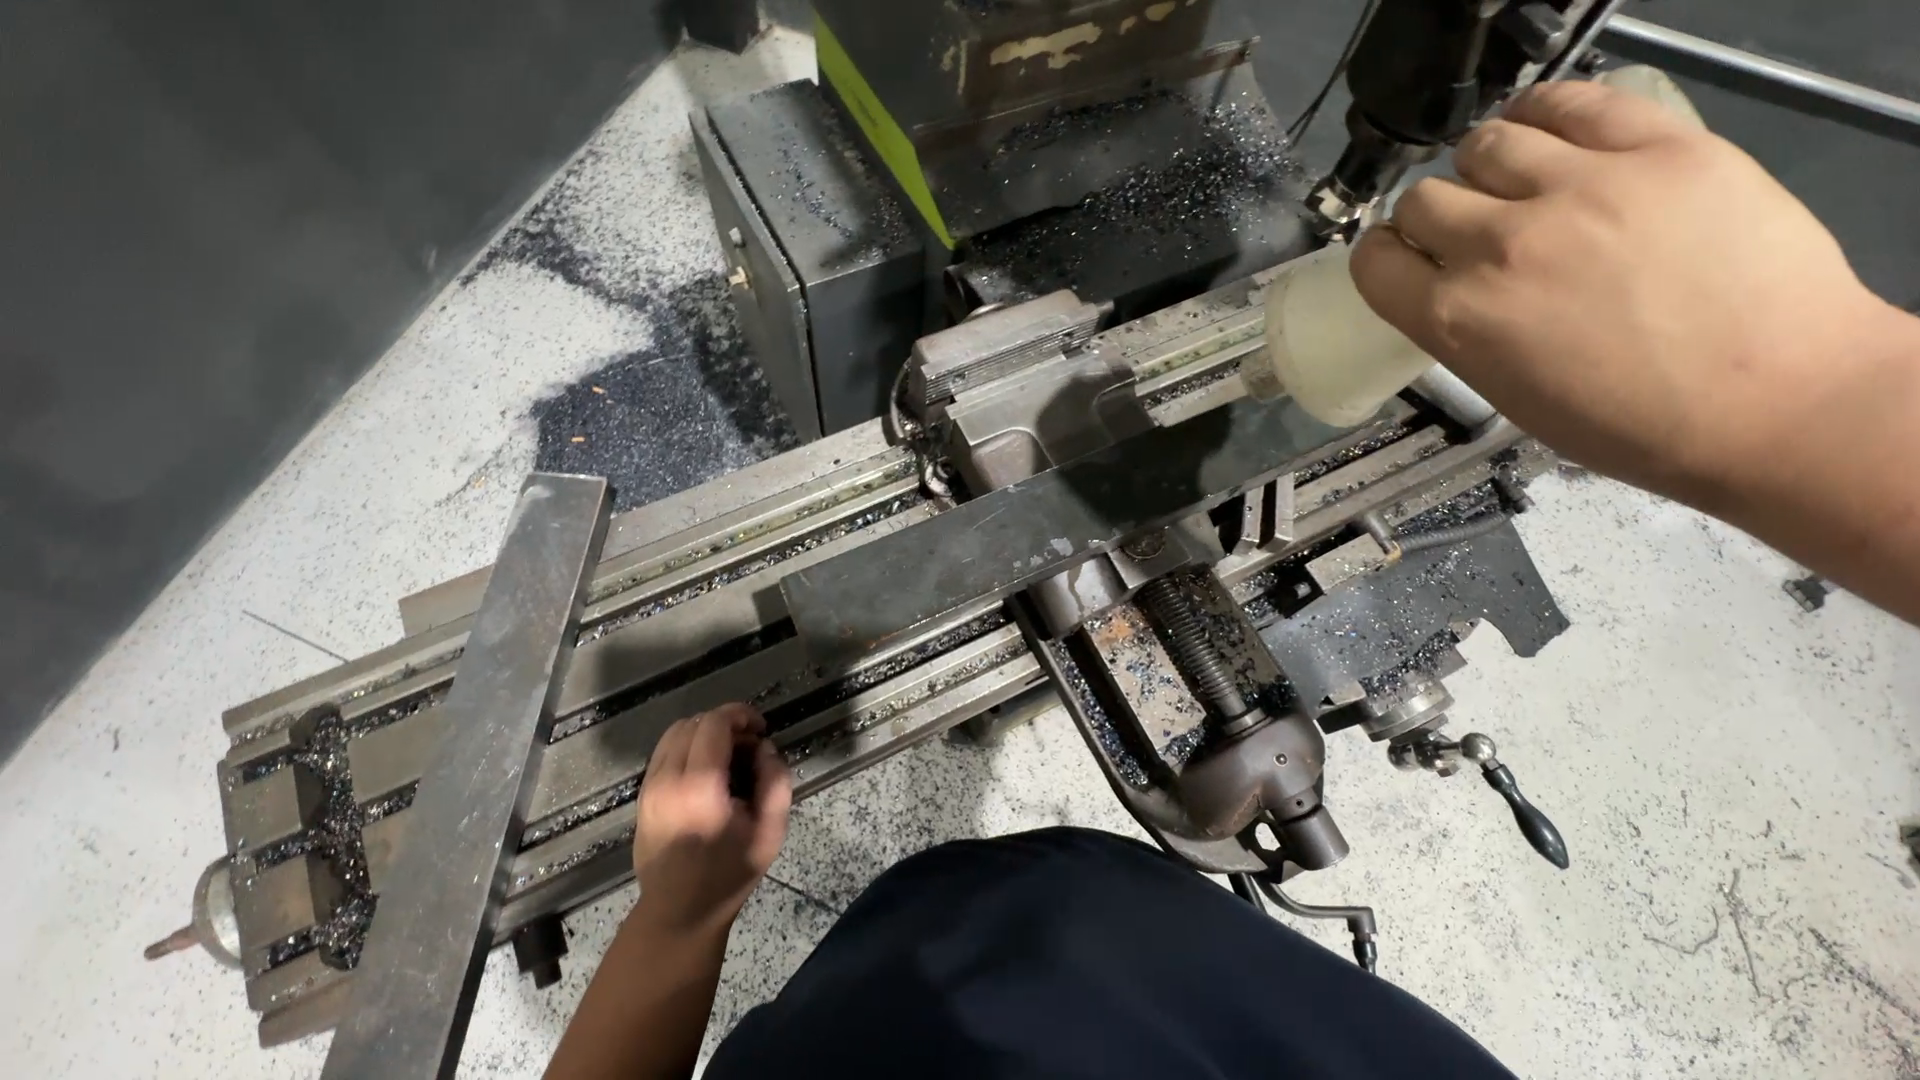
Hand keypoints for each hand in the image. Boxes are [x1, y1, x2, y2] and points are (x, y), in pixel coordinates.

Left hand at [631, 704, 791, 935]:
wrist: (679, 913)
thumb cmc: (729, 874)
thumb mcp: (771, 832)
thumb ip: (776, 781)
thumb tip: (764, 748)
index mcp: (700, 788)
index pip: (714, 724)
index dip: (741, 715)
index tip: (761, 728)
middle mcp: (667, 780)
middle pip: (693, 722)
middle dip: (725, 723)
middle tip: (748, 745)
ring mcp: (649, 787)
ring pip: (674, 733)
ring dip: (704, 732)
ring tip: (727, 755)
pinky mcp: (641, 796)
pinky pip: (664, 752)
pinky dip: (687, 747)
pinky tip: (706, 770)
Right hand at [1350, 79, 1913, 508]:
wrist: (1770, 400)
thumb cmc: (1624, 422)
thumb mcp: (1504, 390)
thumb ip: (1460, 326)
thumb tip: (1450, 281)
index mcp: (1453, 318)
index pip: (1374, 259)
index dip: (1385, 257)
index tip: (1409, 259)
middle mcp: (1499, 246)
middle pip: (1422, 198)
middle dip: (1435, 217)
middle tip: (1473, 230)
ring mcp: (1580, 189)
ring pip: (1486, 143)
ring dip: (1487, 165)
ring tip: (1518, 181)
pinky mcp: (1659, 148)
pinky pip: (1571, 102)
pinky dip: (1544, 114)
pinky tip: (1551, 133)